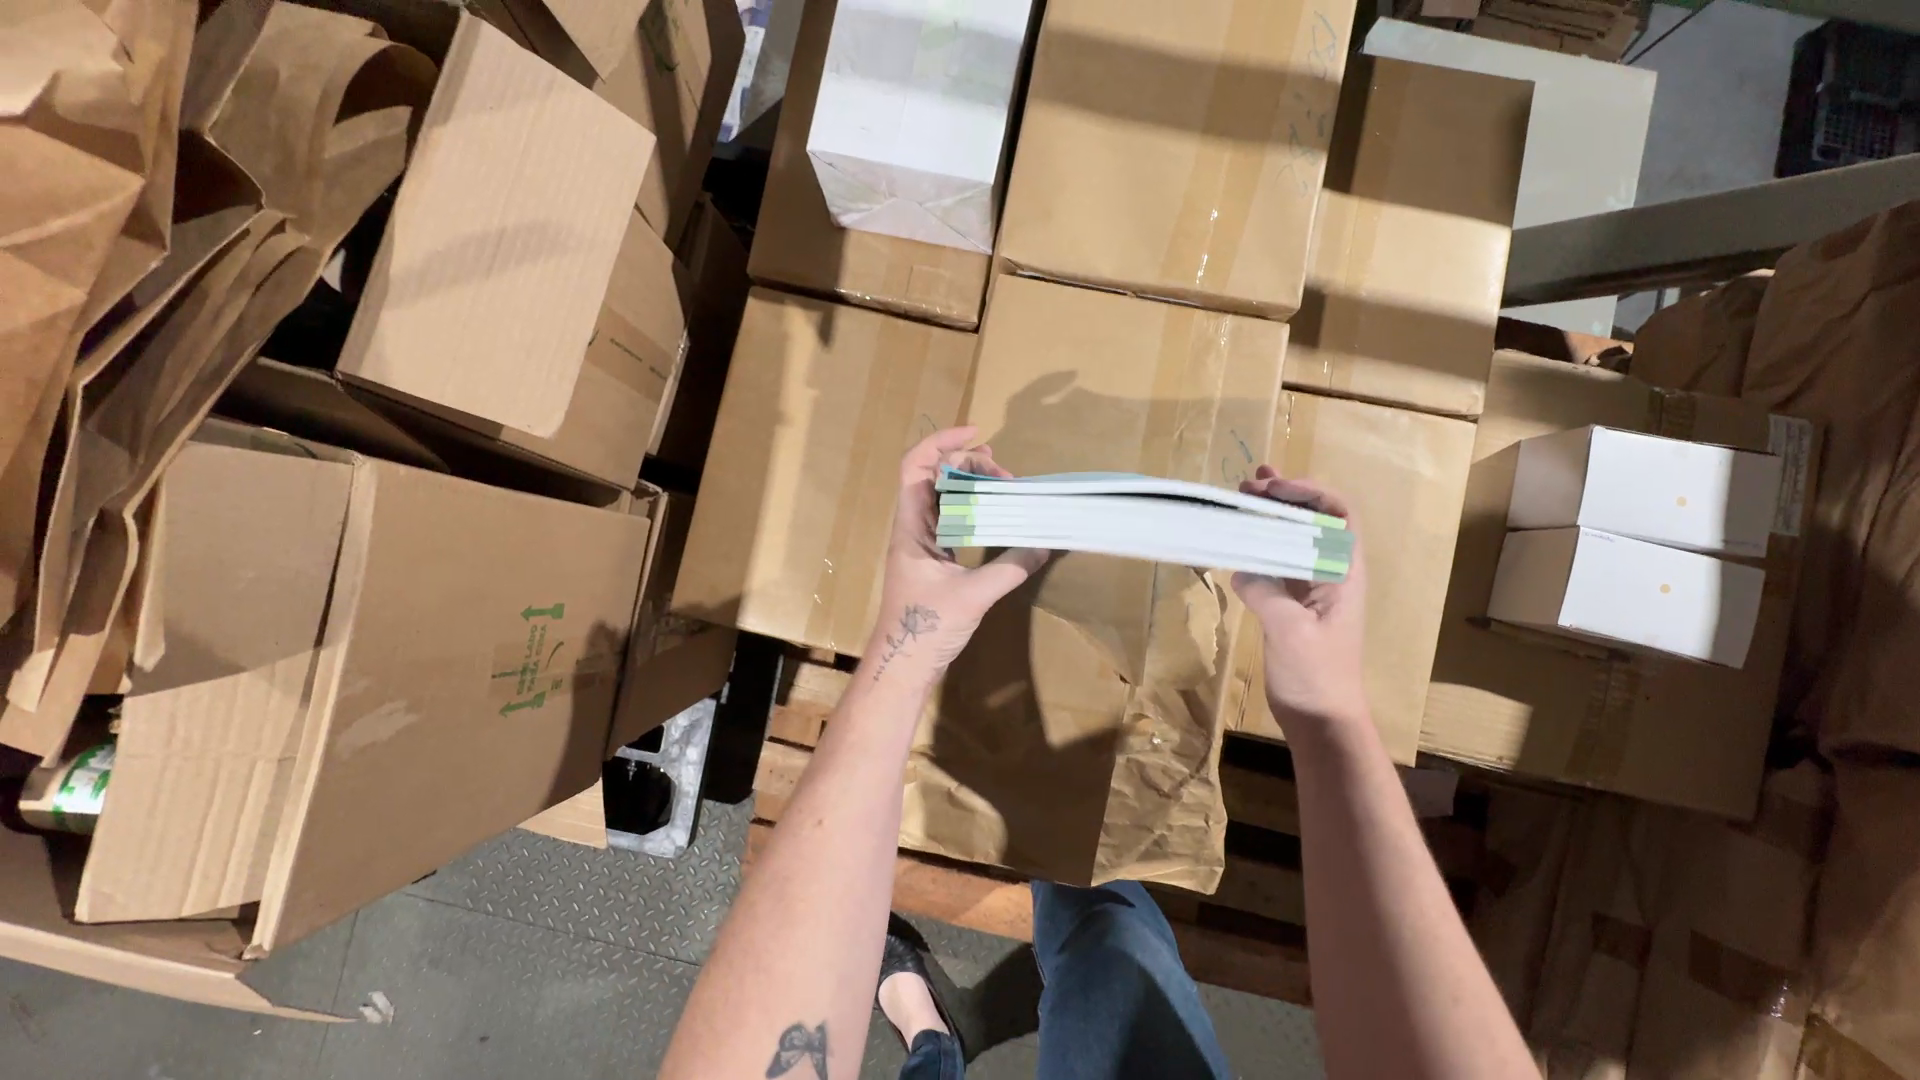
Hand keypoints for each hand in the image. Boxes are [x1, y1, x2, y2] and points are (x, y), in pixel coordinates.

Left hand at [867, 428, 1050, 682]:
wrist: (904, 666)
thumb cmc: (926, 628)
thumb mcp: (974, 596)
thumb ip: (1010, 568)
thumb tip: (1043, 545)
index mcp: (911, 528)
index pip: (915, 467)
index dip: (941, 442)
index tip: (977, 435)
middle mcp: (914, 530)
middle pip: (933, 477)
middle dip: (967, 463)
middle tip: (1003, 472)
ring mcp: (923, 546)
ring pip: (944, 499)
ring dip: (971, 486)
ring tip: (1004, 483)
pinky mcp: (934, 564)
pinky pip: (953, 523)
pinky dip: (974, 511)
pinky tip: (997, 516)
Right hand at [1230, 469, 1369, 730]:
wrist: (1321, 718)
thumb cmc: (1317, 675)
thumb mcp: (1290, 631)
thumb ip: (1267, 592)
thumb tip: (1242, 569)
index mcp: (1344, 572)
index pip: (1338, 514)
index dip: (1309, 493)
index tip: (1274, 489)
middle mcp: (1331, 572)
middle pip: (1314, 520)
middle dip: (1284, 497)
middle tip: (1249, 486)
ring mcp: (1311, 588)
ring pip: (1294, 538)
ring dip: (1270, 517)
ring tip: (1242, 498)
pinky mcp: (1292, 604)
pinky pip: (1277, 562)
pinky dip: (1258, 544)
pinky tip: (1237, 540)